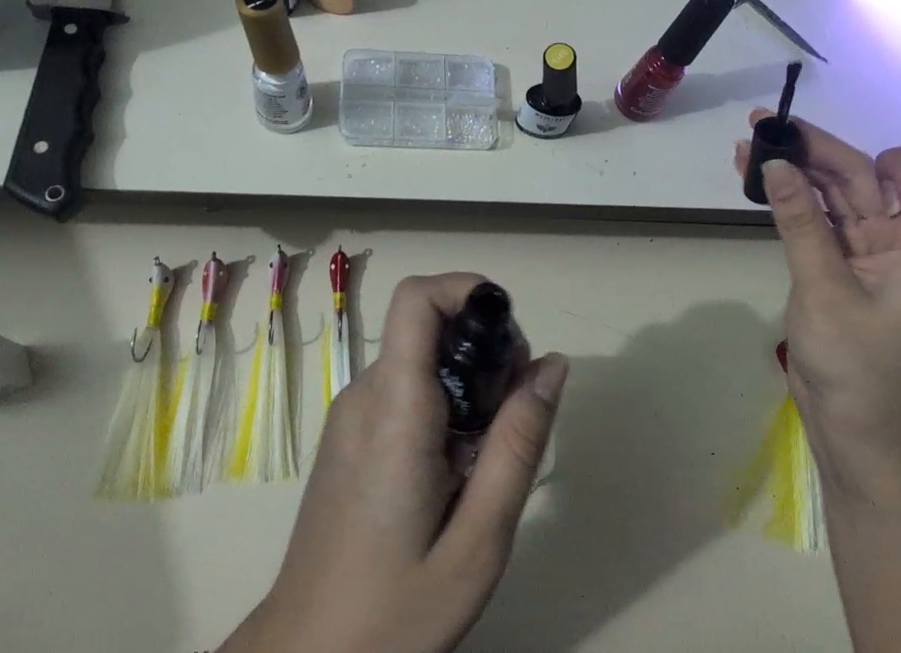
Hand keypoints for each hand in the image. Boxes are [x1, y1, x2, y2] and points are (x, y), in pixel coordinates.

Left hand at [221, 273, 570, 652]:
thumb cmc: (395, 609)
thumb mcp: (479, 538)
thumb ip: (518, 444)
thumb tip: (553, 364)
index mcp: (393, 409)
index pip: (416, 299)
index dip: (467, 291)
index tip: (513, 334)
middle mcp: (363, 397)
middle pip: (427, 329)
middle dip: (484, 352)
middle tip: (517, 418)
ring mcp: (349, 417)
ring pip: (419, 363)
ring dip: (467, 386)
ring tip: (490, 458)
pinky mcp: (347, 439)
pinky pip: (404, 393)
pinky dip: (443, 408)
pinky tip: (458, 472)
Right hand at [734, 110, 900, 483]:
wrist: (849, 426)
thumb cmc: (856, 364)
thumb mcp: (825, 288)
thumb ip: (800, 222)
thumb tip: (774, 163)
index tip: (857, 162)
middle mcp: (900, 237)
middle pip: (868, 174)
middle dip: (821, 149)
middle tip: (767, 127)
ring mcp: (866, 249)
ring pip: (836, 191)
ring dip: (797, 167)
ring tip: (750, 142)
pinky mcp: (837, 263)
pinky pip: (816, 217)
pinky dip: (789, 197)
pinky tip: (755, 176)